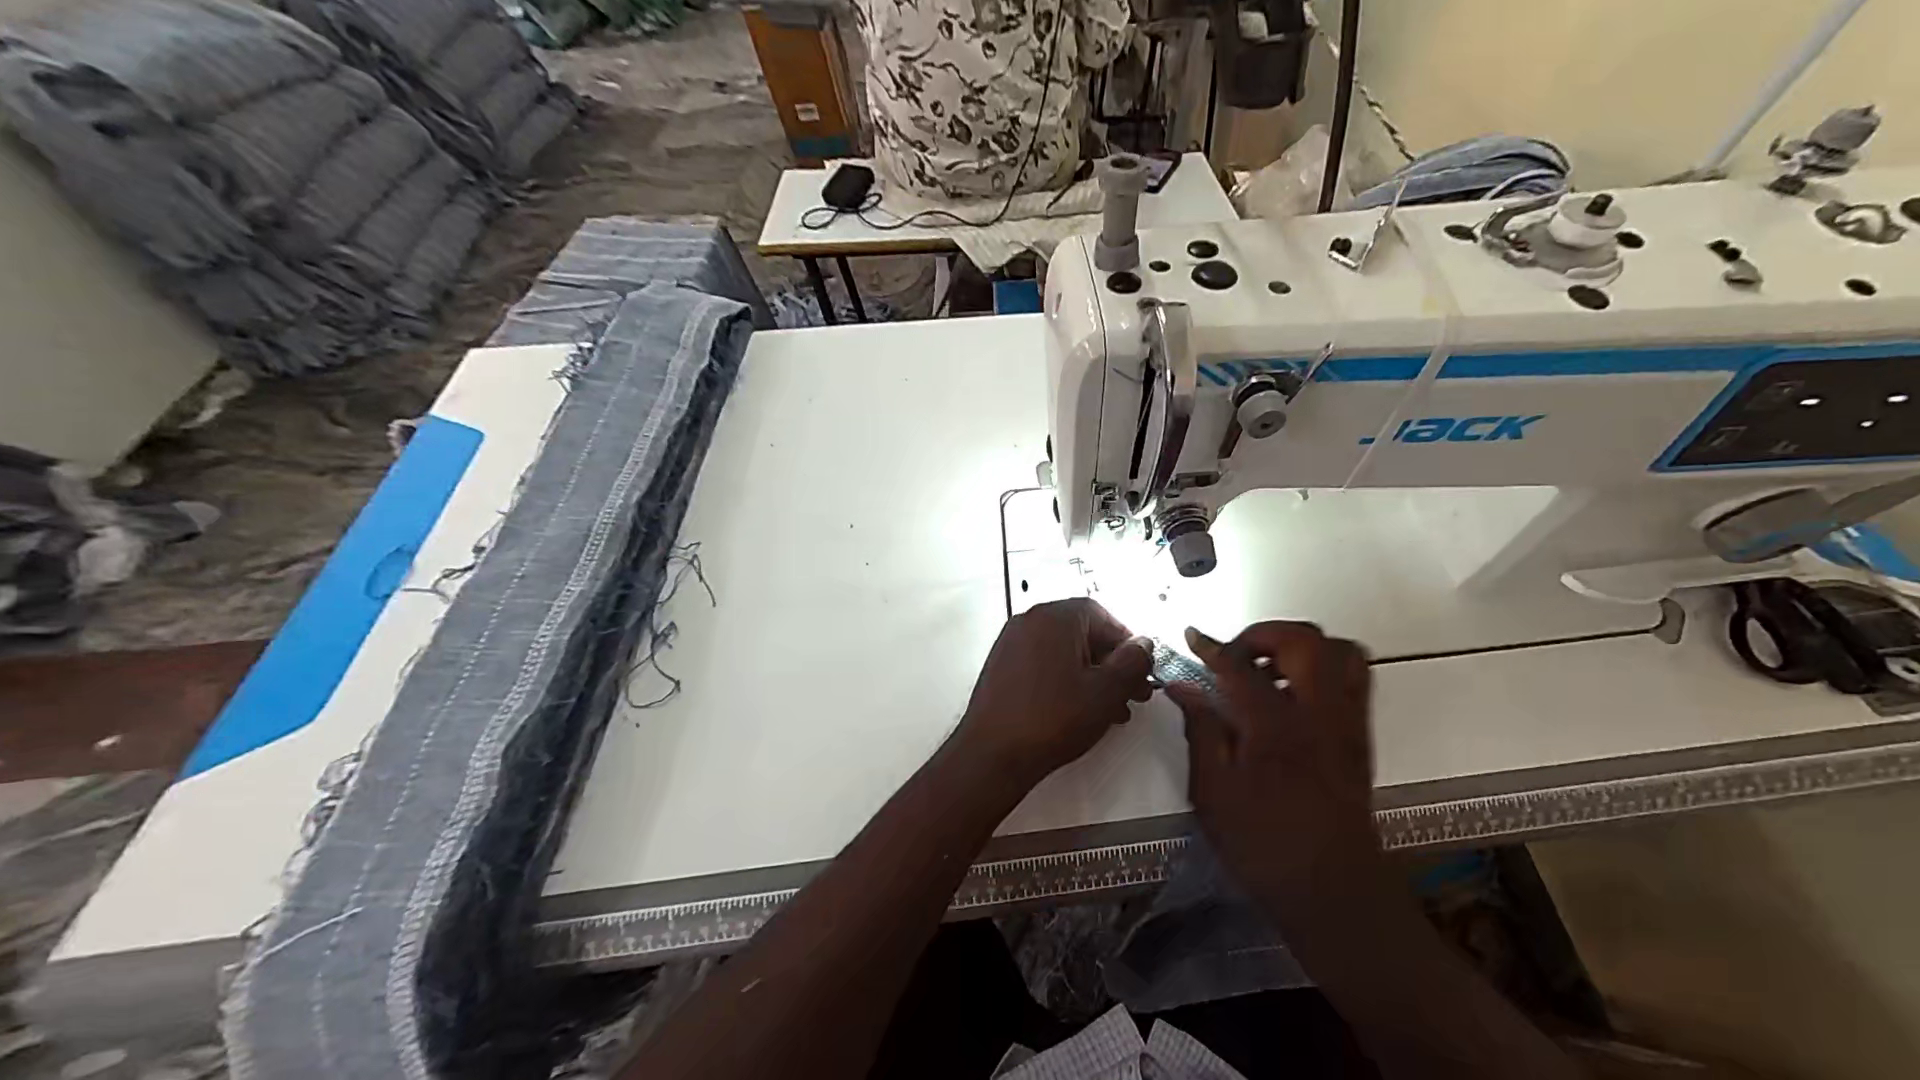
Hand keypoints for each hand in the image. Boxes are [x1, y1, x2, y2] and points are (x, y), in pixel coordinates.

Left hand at [953, 598, 1152, 789]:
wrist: (995, 753)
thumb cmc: (1042, 722)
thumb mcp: (1106, 691)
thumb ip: (1133, 663)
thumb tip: (1142, 647)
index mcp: (1054, 618)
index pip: (1102, 614)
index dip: (1126, 642)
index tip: (1138, 665)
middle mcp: (1029, 623)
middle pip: (1082, 632)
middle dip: (1111, 662)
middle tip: (1128, 689)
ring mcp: (1012, 644)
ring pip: (1064, 651)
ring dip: (1091, 674)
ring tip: (1108, 707)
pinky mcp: (1003, 667)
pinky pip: (1043, 664)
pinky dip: (1065, 680)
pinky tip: (1079, 710)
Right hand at [1166, 622, 1383, 922]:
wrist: (1332, 889)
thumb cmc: (1262, 843)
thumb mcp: (1212, 791)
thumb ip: (1200, 729)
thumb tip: (1182, 688)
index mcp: (1276, 726)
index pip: (1240, 666)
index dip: (1212, 647)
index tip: (1192, 637)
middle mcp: (1319, 714)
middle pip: (1304, 641)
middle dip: (1265, 634)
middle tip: (1236, 654)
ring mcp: (1348, 723)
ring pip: (1341, 652)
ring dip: (1302, 647)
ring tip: (1269, 669)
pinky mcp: (1361, 737)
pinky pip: (1353, 678)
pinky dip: (1323, 669)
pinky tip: (1292, 696)